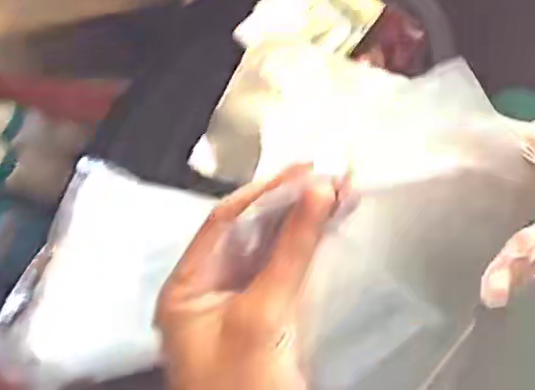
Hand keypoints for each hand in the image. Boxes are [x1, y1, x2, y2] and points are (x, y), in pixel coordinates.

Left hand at [157, 166, 339, 389]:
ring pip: (278, 241)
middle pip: (255, 228)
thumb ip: (293, 246)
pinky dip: (315, 238)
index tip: (307, 166)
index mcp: (188, 288)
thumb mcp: (264, 314)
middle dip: (295, 200)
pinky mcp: (271, 311)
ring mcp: (243, 299)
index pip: (225, 220)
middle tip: (335, 173)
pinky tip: (341, 216)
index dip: (266, 189)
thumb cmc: (241, 387)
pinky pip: (292, 261)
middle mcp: (212, 286)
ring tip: (346, 187)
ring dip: (310, 215)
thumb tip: (322, 184)